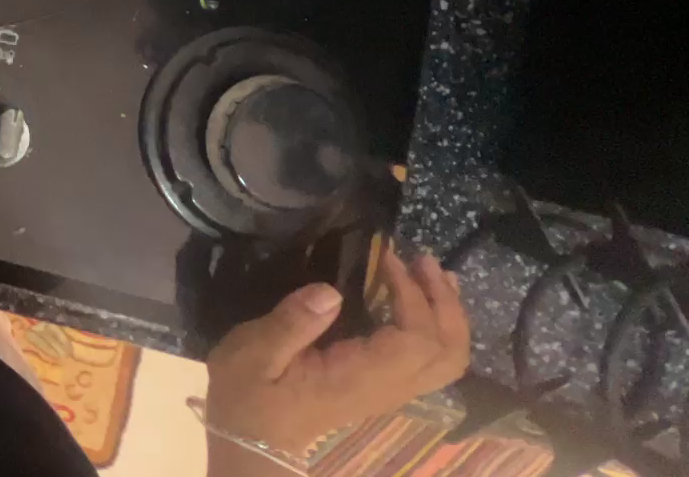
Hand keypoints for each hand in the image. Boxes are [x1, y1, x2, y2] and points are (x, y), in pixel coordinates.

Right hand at [204, 246, 469, 454]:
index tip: (388, 258)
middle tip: (423, 259)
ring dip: (447, 315)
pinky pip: (428, 360)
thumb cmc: (247, 390)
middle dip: (445, 303)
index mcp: (361, 377)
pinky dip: (435, 327)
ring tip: (432, 275)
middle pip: (447, 352)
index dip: (413, 297)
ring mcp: (389, 391)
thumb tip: (330, 290)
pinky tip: (416, 303)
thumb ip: (292, 323)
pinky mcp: (380, 387)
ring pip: (445, 359)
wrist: (252, 436)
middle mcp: (388, 388)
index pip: (415, 340)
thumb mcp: (255, 351)